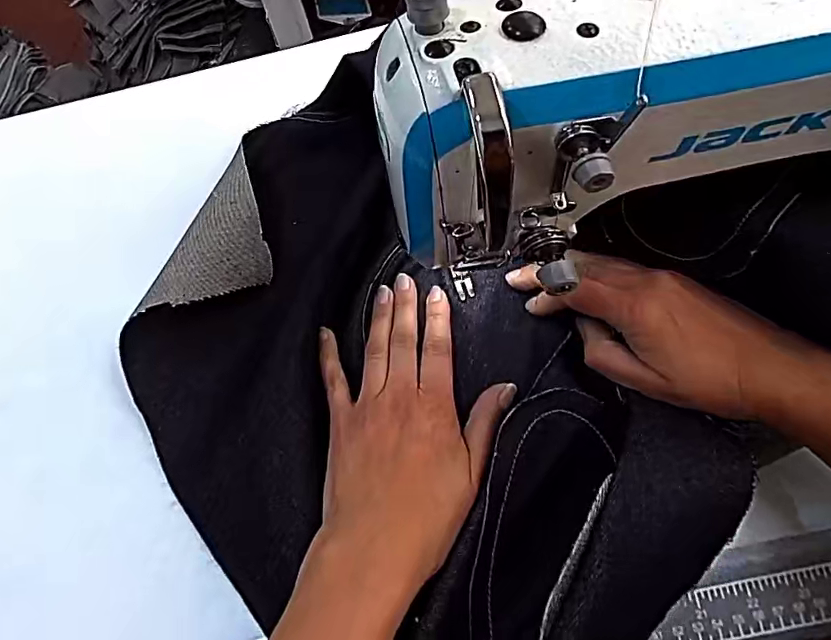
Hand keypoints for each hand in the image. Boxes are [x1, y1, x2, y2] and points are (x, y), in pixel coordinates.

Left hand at [311, 275, 513, 602]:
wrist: (371, 551)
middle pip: (405, 340)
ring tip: (383, 293)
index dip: (439, 318)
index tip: (437, 296)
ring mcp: (367, 407)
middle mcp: (400, 399)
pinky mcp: (341, 423)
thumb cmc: (424, 519)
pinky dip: (329, 355)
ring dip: (379, 318)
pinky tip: (327, 335)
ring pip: (374, 350)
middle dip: (407, 306)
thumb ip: (485, 423)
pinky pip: (333, 380)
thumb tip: (504, 389)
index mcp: (434, 407)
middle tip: (407, 280)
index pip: (438, 349)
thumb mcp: (471, 473)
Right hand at [507, 251, 830, 423]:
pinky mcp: (674, 281)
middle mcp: (647, 281)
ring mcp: (663, 277)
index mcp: (634, 305)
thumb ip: (603, 354)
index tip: (527, 294)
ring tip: (554, 280)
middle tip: (527, 276)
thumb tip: (587, 333)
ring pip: (606, 262)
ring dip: (576, 269)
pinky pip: (626, 268)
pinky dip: (601, 273)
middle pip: (587, 264)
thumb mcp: (646, 382)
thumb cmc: (714, 379)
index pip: (575, 285)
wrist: (766, 366)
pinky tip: (596, 286)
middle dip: (552, 269)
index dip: (546, 288)